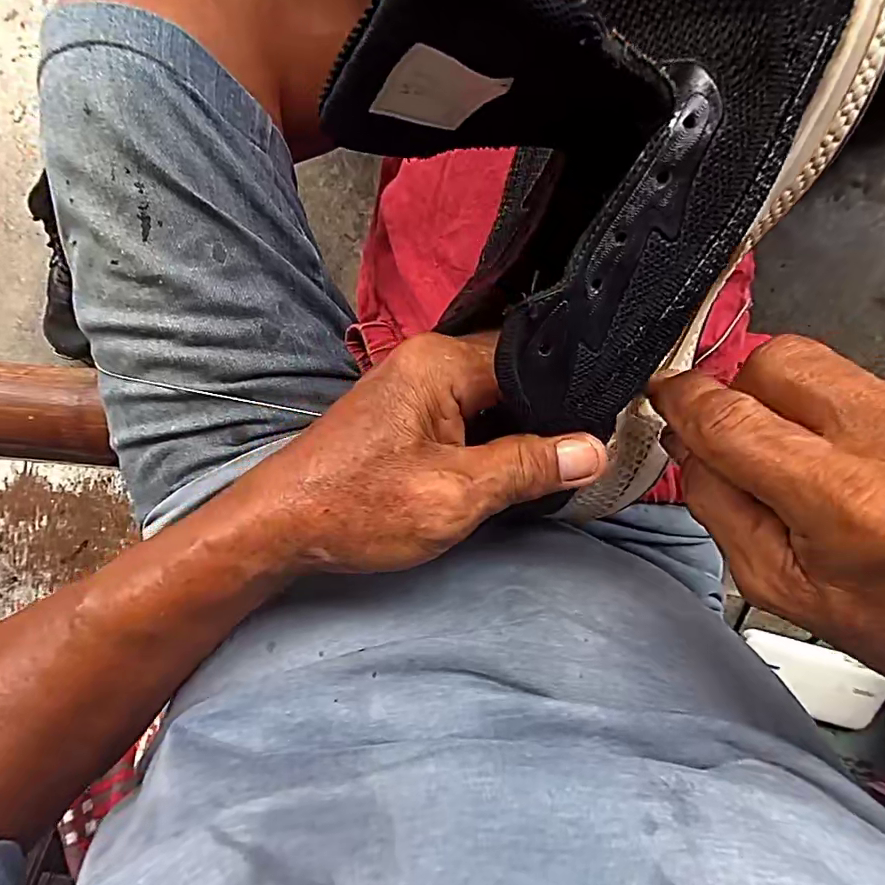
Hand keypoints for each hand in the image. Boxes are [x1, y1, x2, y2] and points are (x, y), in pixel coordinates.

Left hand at [226, 332, 607, 574]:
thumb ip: (527, 467)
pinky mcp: (403, 411)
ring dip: (516, 427)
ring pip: (488, 395)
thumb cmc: (358, 507)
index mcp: (441, 363)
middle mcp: (427, 360)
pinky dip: (487, 435)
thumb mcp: (455, 494)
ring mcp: (411, 383)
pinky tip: (505, 463)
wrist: (279, 525)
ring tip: (554, 460)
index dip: (569, 393)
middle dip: (545, 412)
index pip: (530, 359)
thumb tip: (592, 450)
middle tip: (584, 450)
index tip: (605, 424)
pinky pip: (463, 410)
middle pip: (510, 374)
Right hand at [648, 336, 884, 730]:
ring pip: (840, 371)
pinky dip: (883, 423)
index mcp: (853, 507)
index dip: (685, 398)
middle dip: (749, 388)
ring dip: (821, 413)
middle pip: (781, 358)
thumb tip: (690, 444)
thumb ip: (720, 508)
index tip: (669, 393)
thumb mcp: (789, 593)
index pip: (733, 418)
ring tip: (856, 473)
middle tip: (759, 435)